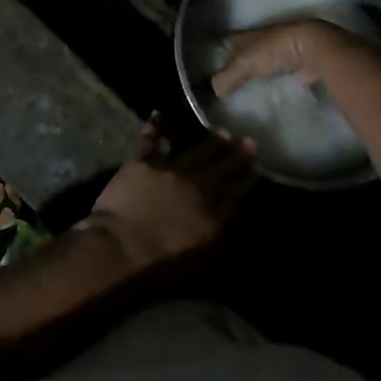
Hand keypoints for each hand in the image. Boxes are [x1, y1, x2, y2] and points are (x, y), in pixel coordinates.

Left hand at [82, 115, 257, 268]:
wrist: (120, 248)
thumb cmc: (160, 266)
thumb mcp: (201, 259)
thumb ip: (217, 233)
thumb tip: (229, 215)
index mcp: (213, 215)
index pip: (238, 192)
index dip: (250, 178)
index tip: (259, 165)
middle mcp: (197, 187)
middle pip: (223, 167)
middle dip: (237, 154)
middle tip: (248, 140)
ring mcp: (170, 171)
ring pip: (196, 151)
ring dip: (210, 142)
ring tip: (222, 132)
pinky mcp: (143, 163)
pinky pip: (151, 140)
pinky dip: (155, 127)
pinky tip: (158, 114)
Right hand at [210, 19, 355, 97]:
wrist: (314, 48)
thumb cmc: (274, 51)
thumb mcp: (243, 65)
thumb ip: (226, 78)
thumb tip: (216, 92)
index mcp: (245, 36)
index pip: (227, 43)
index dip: (221, 55)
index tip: (217, 71)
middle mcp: (261, 39)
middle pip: (245, 53)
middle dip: (240, 66)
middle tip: (234, 86)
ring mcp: (281, 49)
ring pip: (264, 62)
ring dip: (259, 73)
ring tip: (252, 91)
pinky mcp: (298, 60)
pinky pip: (281, 71)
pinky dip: (277, 79)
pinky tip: (273, 91)